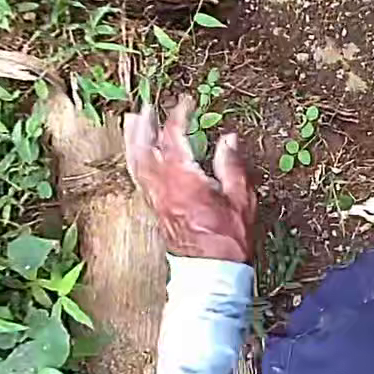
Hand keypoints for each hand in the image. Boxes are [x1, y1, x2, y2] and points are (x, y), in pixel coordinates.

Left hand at [124, 95, 256, 262]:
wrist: (212, 271)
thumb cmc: (229, 238)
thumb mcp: (240, 198)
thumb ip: (231, 165)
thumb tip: (228, 138)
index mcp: (184, 179)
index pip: (175, 138)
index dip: (179, 116)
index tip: (186, 102)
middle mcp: (163, 187)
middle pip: (145, 148)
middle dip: (145, 125)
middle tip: (147, 107)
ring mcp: (156, 199)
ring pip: (137, 162)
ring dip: (134, 140)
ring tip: (133, 122)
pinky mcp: (156, 209)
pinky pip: (139, 177)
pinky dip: (136, 159)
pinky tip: (141, 155)